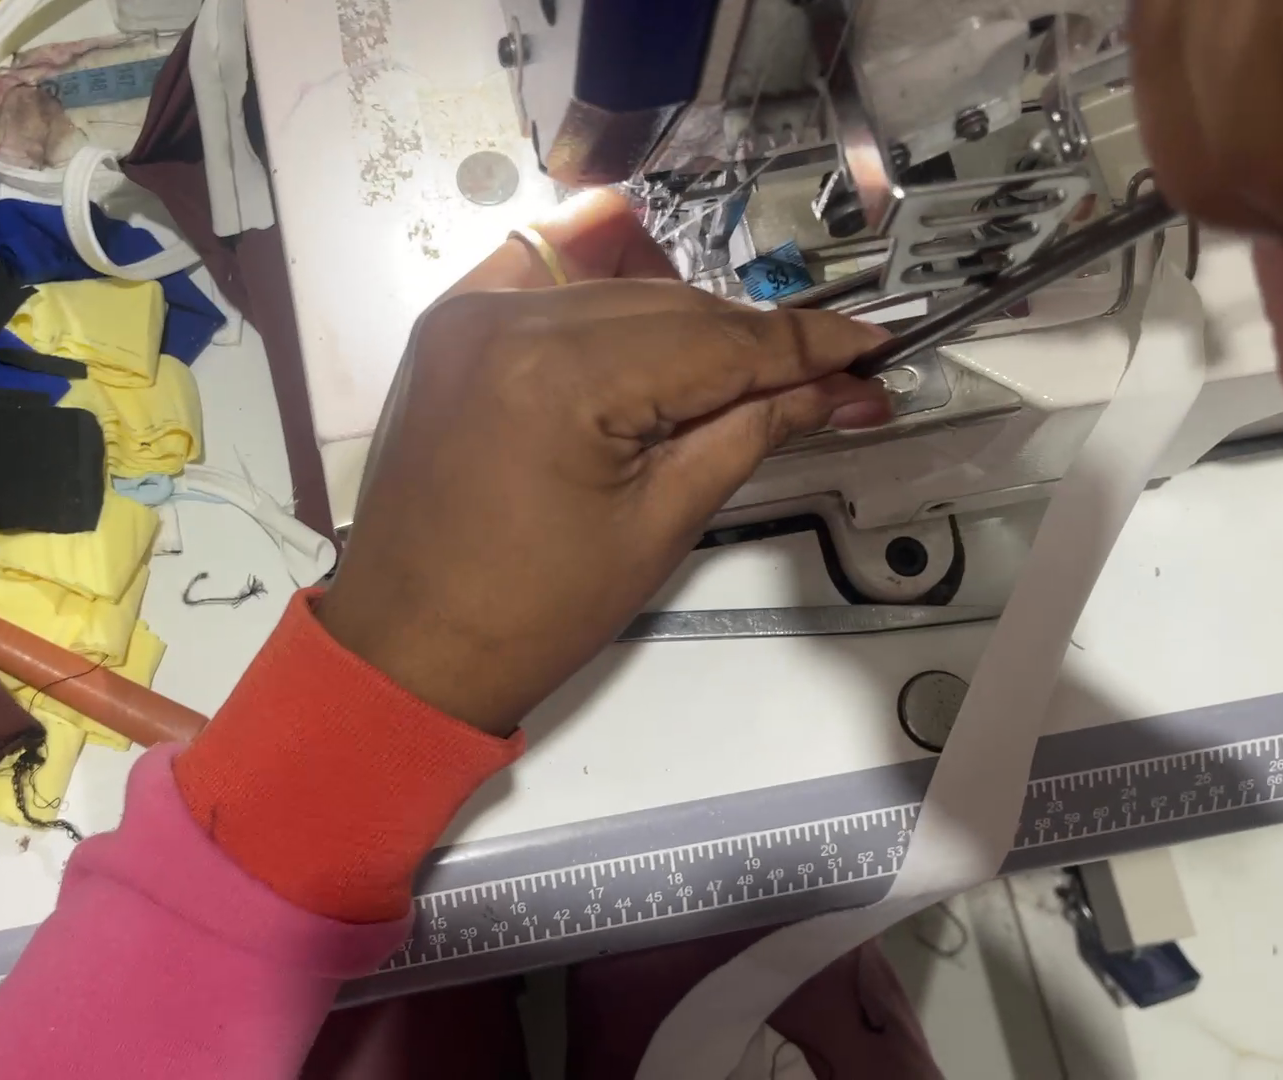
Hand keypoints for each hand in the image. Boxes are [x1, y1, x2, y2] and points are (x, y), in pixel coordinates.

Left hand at [317, 191, 892, 733]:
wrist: (411, 646)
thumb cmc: (534, 615)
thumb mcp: (658, 527)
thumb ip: (749, 433)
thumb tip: (837, 387)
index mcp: (562, 377)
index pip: (717, 343)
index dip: (807, 348)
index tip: (871, 350)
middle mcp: (506, 318)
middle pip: (669, 308)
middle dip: (750, 343)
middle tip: (817, 377)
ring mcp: (465, 316)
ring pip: (613, 291)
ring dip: (682, 320)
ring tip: (731, 370)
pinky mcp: (443, 329)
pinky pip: (537, 273)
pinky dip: (596, 278)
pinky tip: (642, 285)